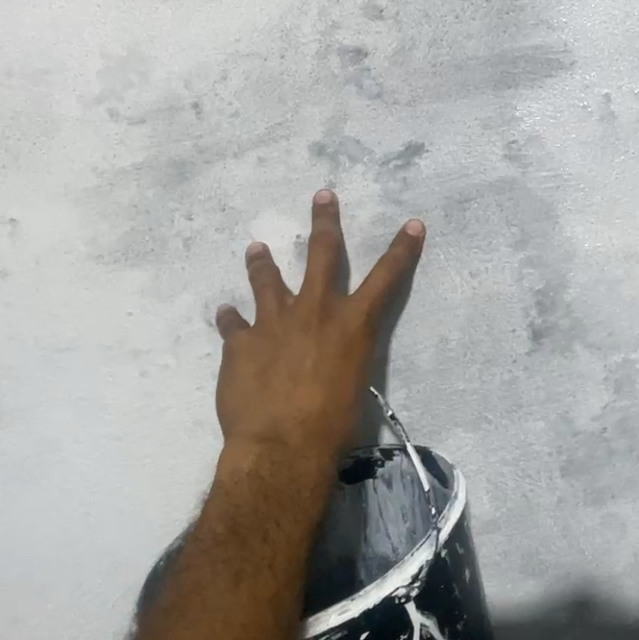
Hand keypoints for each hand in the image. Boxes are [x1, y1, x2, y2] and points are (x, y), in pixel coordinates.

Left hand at [212, 190, 424, 462]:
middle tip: (322, 195)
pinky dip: (230, 319)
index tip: (413, 224)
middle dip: (325, 221)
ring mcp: (273, 322)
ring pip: (267, 280)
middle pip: (322, 253)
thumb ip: (345, 356)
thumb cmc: (334, 421)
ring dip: (262, 263)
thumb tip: (332, 356)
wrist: (281, 444)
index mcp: (353, 322)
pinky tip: (225, 313)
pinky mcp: (240, 343)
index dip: (403, 249)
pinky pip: (232, 324)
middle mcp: (316, 310)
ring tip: (256, 248)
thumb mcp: (356, 382)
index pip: (387, 277)